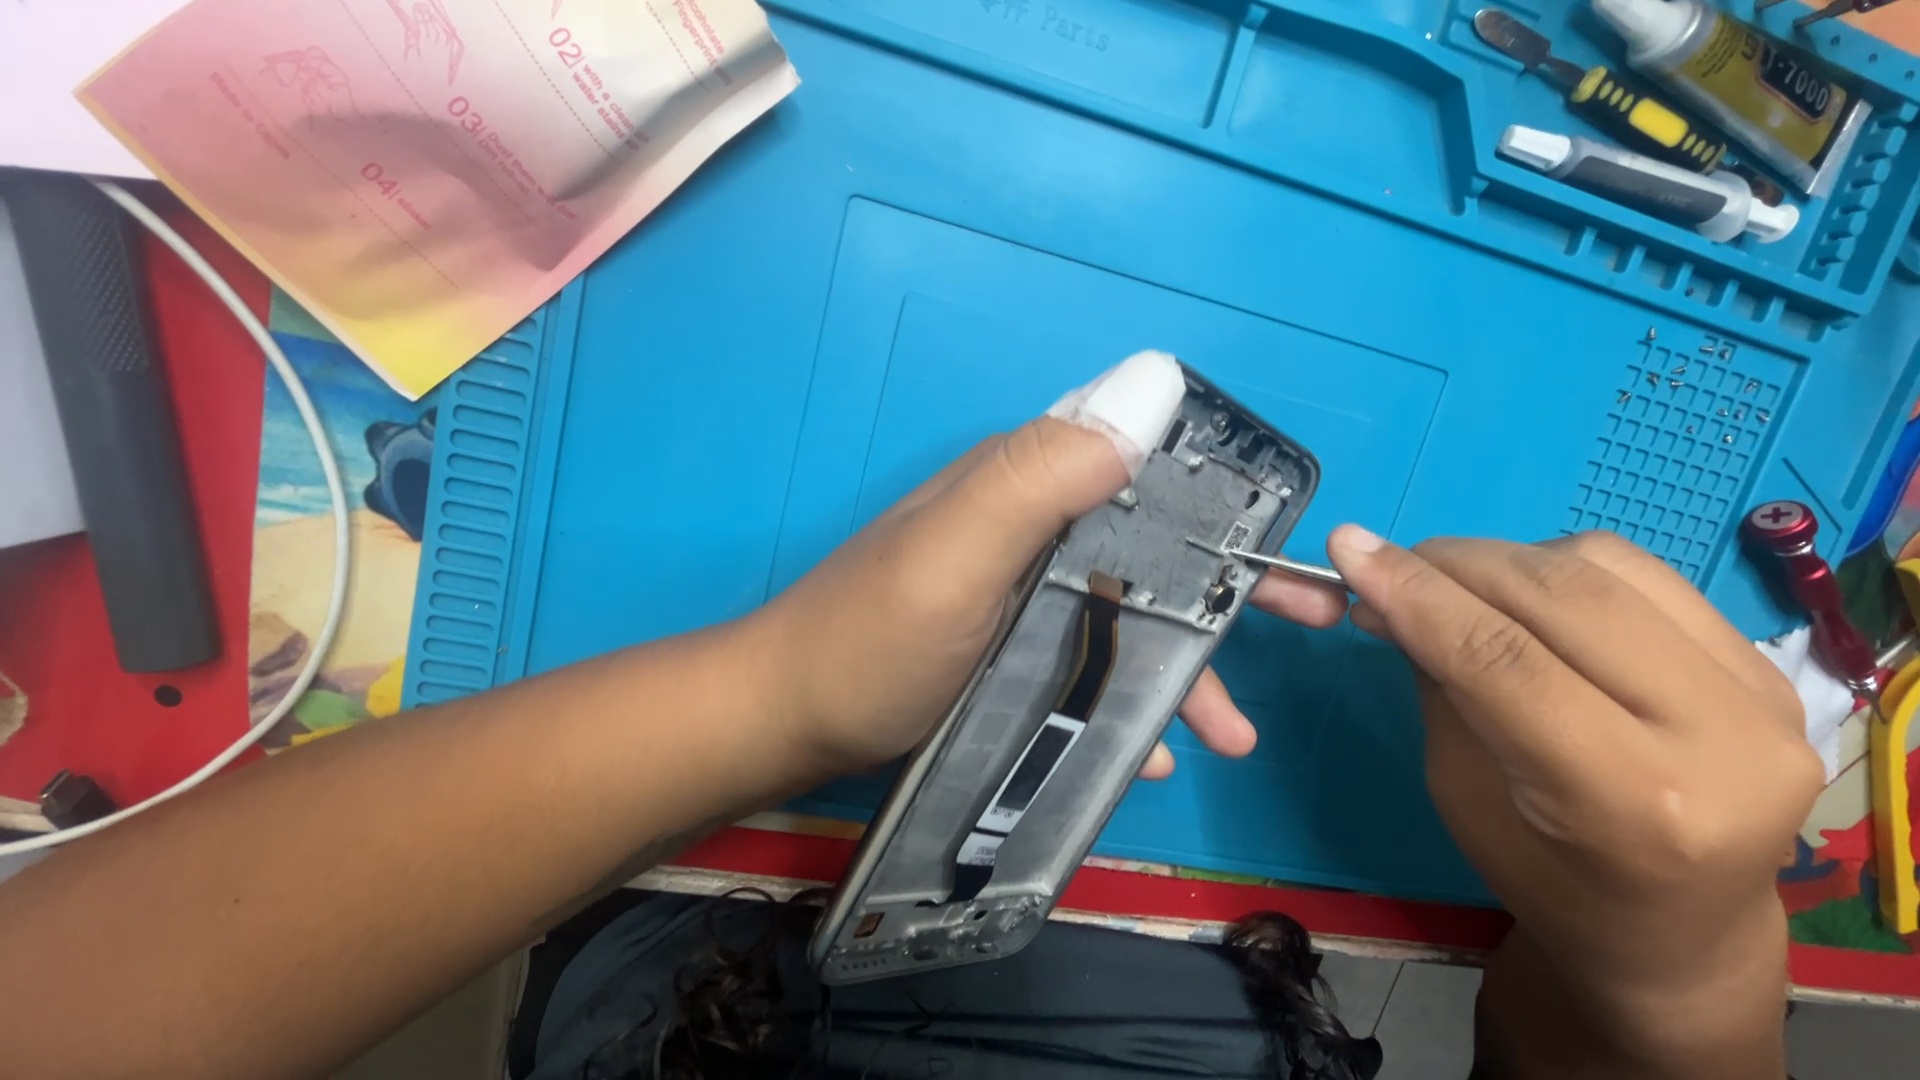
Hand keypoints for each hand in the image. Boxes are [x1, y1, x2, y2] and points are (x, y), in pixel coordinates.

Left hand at [744, 352, 1346, 774]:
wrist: (789, 721)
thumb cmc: (871, 638)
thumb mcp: (956, 552)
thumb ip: (1038, 476)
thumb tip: (1152, 387)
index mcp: (1027, 484)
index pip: (1148, 462)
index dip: (1230, 498)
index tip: (1297, 547)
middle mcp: (1031, 524)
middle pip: (1153, 543)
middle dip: (1229, 587)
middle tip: (1313, 624)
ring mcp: (1021, 590)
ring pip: (1128, 611)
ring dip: (1187, 664)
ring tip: (1229, 734)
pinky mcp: (1008, 646)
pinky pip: (1088, 660)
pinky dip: (1126, 699)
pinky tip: (1147, 752)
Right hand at [1326, 526, 1819, 1038]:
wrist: (1676, 925)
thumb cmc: (1543, 875)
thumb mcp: (1460, 789)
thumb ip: (1436, 680)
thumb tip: (1383, 592)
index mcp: (1628, 799)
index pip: (1501, 660)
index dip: (1414, 594)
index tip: (1346, 548)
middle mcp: (1718, 739)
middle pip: (1559, 597)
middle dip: (1453, 562)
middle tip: (1387, 560)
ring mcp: (1762, 696)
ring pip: (1604, 566)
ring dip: (1505, 559)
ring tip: (1454, 584)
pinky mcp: (1771, 667)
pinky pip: (1645, 574)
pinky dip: (1561, 567)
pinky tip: (1524, 595)